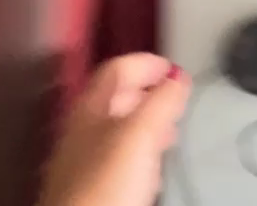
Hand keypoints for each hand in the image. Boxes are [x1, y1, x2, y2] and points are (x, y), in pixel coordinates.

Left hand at [39, 53, 190, 205]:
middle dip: (146, 93)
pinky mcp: (87, 192)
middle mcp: (80, 130)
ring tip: (167, 132)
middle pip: (114, 98)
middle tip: (171, 97)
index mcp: (89, 107)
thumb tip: (176, 77)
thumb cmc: (102, 189)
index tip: (170, 68)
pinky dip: (135, 154)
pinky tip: (147, 171)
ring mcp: (80, 162)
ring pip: (114, 129)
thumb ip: (160, 102)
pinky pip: (113, 160)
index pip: (116, 68)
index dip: (146, 63)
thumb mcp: (139, 136)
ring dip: (142, 124)